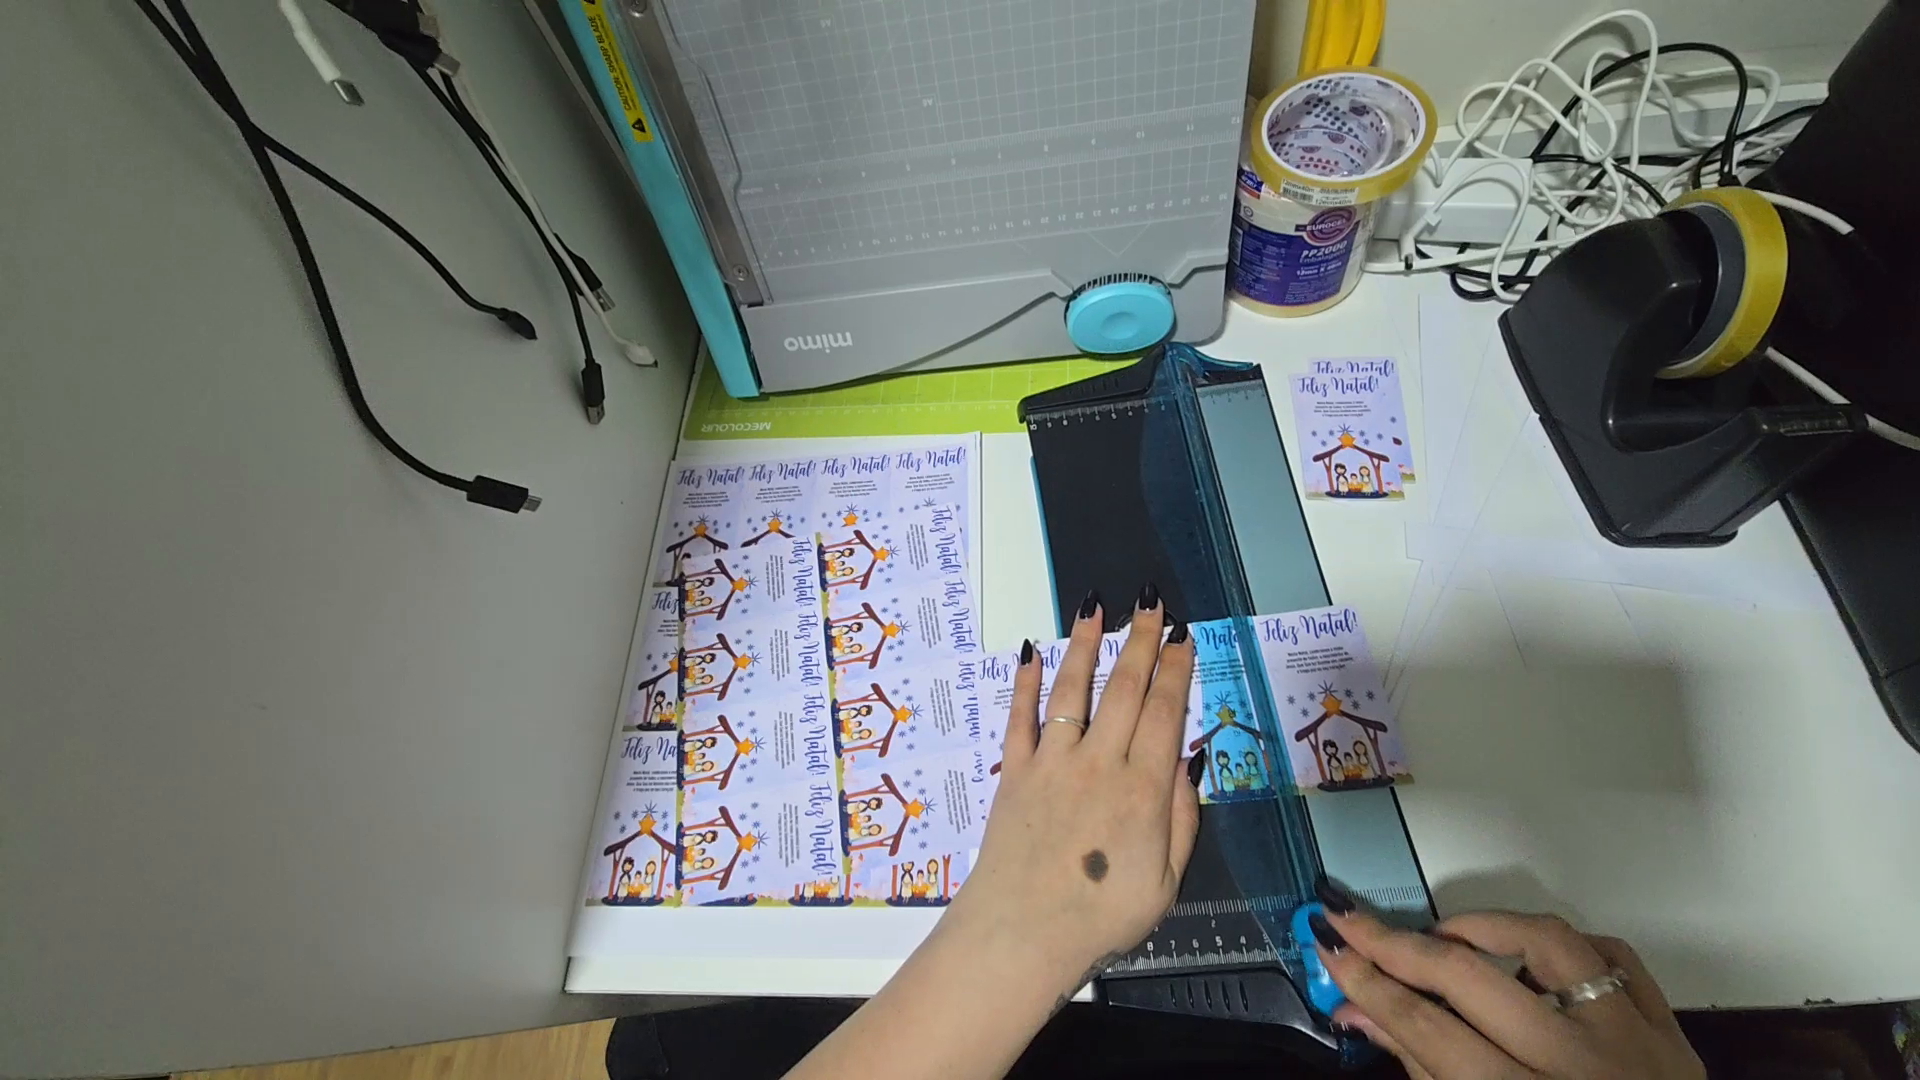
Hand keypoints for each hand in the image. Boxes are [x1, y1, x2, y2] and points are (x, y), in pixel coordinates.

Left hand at [942, 587, 1201, 1004]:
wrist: (1021, 935)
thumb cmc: (1100, 918)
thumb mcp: (1165, 882)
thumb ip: (1180, 816)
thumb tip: (1188, 758)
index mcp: (1141, 789)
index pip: (1164, 713)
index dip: (1175, 670)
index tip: (1182, 635)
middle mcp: (1097, 762)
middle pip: (1124, 689)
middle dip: (1140, 641)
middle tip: (1150, 603)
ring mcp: (1051, 761)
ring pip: (1072, 690)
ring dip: (1084, 646)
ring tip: (1094, 608)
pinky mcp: (1014, 770)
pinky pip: (1020, 717)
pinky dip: (1024, 683)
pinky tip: (1030, 653)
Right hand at [1316, 902, 1704, 1079]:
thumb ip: (1418, 1069)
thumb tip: (1354, 1006)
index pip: (1427, 1028)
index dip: (1367, 981)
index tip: (1328, 940)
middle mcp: (1585, 1070)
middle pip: (1471, 979)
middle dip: (1397, 943)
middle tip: (1352, 921)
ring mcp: (1638, 1045)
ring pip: (1547, 943)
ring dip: (1482, 926)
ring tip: (1445, 936)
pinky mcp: (1673, 1033)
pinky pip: (1615, 956)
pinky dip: (1564, 943)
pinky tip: (1527, 955)